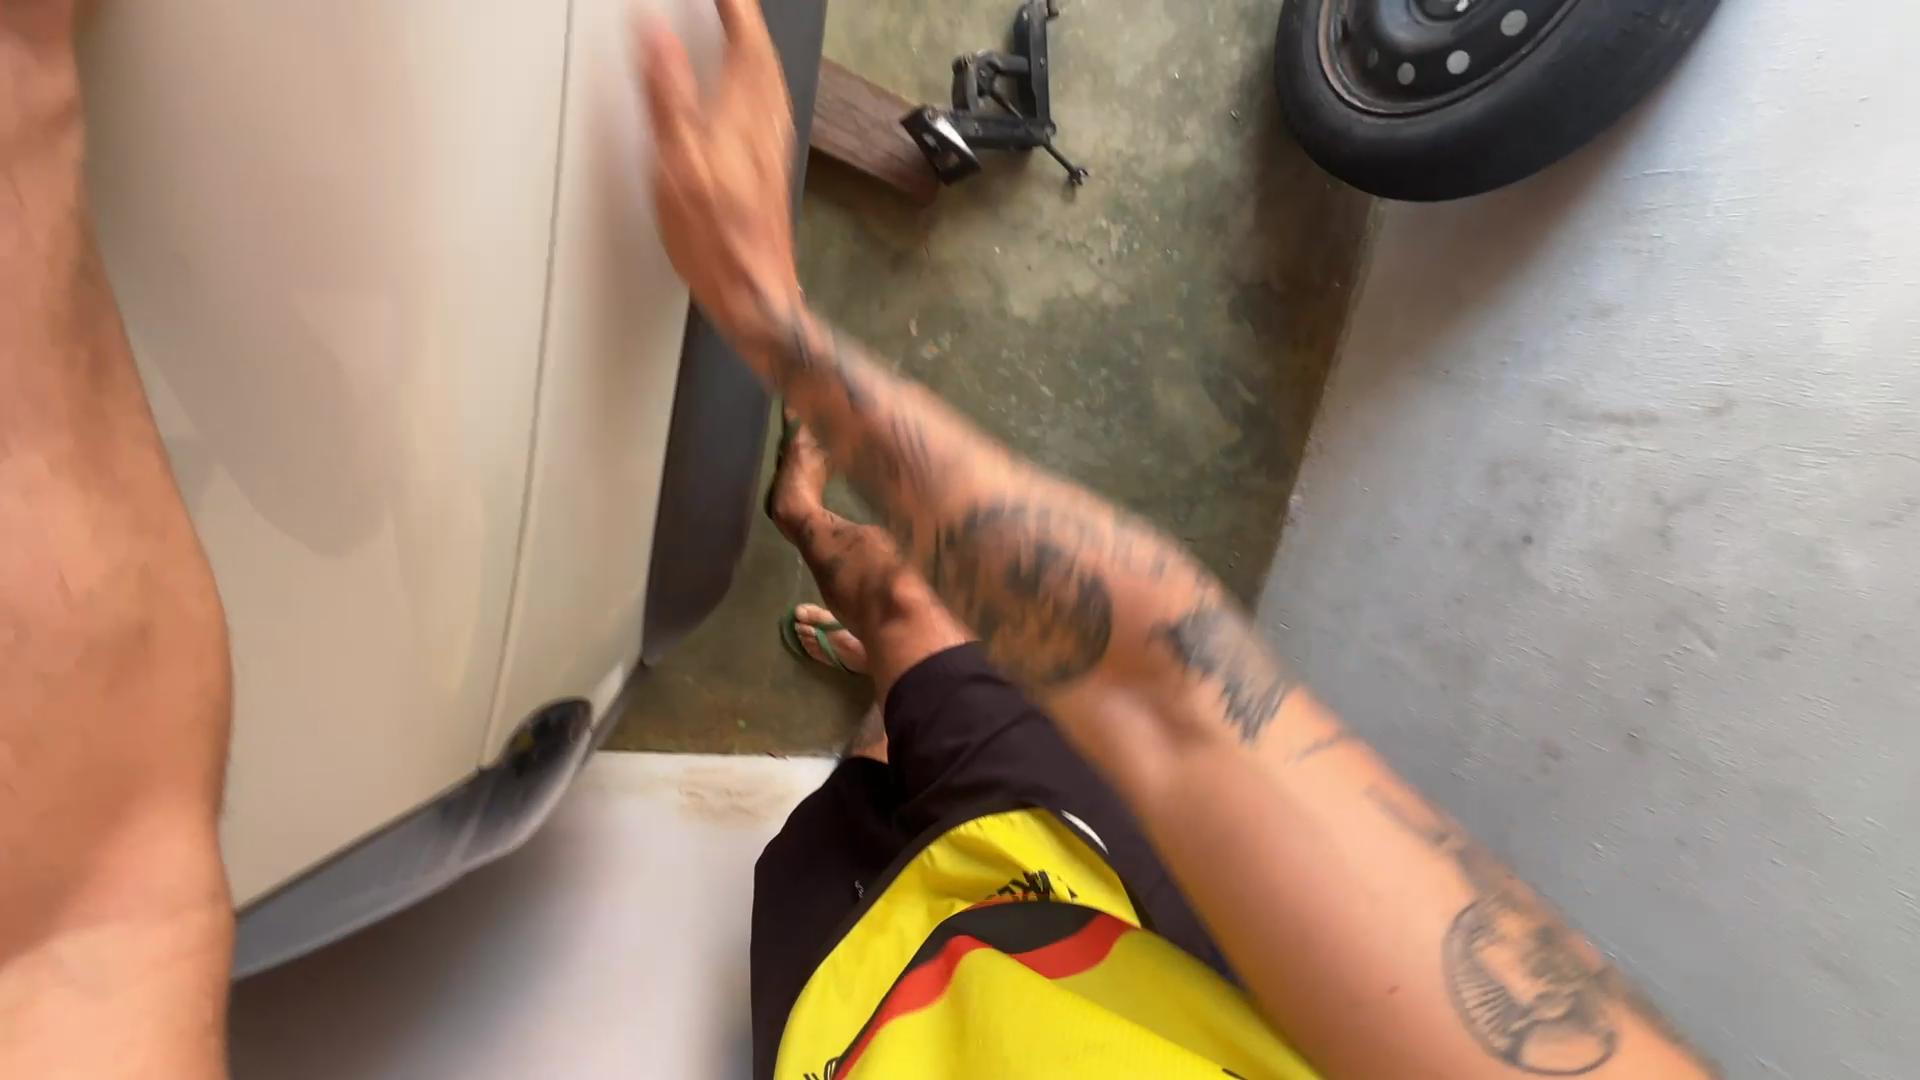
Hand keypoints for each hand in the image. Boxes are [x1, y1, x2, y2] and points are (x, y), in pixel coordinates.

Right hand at [636, 0, 799, 364]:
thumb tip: (655, 27)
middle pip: (764, 60)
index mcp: (742, 117)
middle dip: (746, 21)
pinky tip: (749, 100)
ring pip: (770, 88)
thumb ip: (667, 91)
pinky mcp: (769, 180)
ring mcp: (771, 157)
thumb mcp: (678, 162)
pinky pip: (769, 115)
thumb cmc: (718, 241)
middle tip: (730, 1)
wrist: (755, 296)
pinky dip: (759, 88)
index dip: (733, 4)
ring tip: (740, 32)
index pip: (746, 41)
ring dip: (756, 52)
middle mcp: (765, 131)